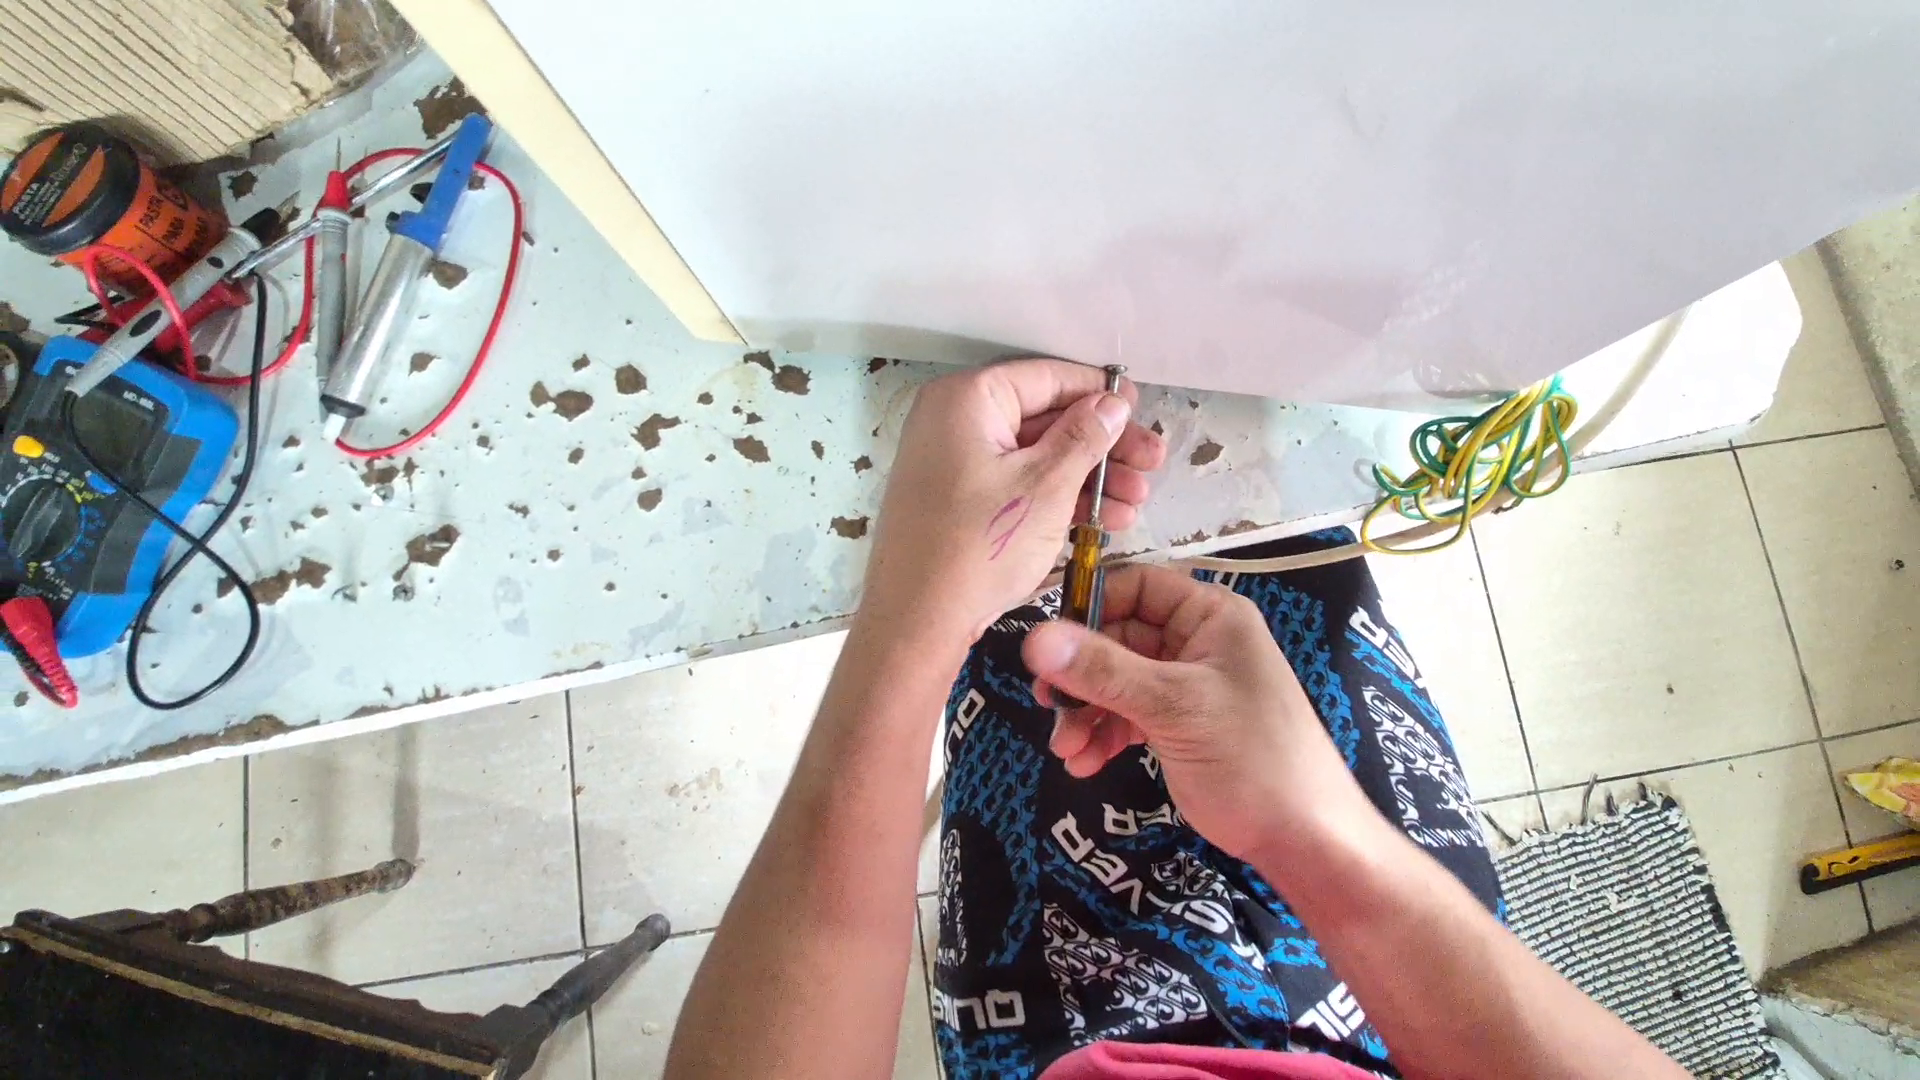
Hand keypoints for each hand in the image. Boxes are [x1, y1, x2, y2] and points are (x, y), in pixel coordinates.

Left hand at [861, 359, 1165, 644]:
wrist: (917, 622)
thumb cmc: (979, 546)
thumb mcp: (1045, 486)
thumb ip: (1083, 437)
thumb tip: (1111, 403)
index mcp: (967, 399)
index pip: (1046, 378)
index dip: (1098, 393)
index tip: (1140, 410)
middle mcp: (955, 422)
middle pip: (1045, 419)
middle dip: (1103, 445)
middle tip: (1152, 463)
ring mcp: (954, 464)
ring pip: (1036, 457)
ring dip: (1090, 478)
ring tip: (1137, 502)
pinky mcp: (960, 502)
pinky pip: (1016, 486)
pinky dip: (1057, 499)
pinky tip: (1105, 520)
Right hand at [1021, 564, 1369, 860]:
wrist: (1304, 841)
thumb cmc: (1251, 757)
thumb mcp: (1173, 706)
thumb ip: (1102, 670)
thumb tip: (1032, 639)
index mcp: (1208, 616)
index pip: (1135, 586)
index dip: (1088, 606)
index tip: (1045, 640)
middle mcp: (1194, 640)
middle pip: (1116, 637)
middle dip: (1080, 675)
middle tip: (1046, 703)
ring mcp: (1184, 684)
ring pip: (1114, 680)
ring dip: (1085, 711)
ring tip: (1066, 749)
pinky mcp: (1175, 722)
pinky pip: (1125, 714)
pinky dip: (1101, 734)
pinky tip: (1084, 763)